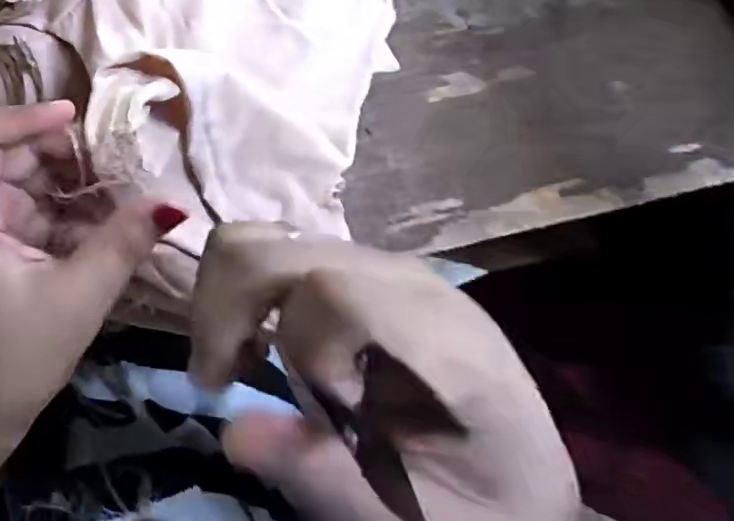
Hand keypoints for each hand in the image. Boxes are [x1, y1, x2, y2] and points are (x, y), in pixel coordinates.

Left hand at [0, 102, 183, 520]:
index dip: (26, 115)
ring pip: (34, 174)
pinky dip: (75, 204)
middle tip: (115, 162)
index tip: (74, 117)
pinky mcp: (13, 238)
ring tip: (120, 187)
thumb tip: (170, 202)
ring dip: (75, 177)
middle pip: (16, 149)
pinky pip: (45, 203)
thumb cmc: (18, 352)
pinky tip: (109, 216)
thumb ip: (121, 244)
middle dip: (64, 149)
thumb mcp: (77, 296)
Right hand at [190, 224, 576, 520]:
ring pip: (254, 238)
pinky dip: (235, 289)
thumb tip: (234, 436)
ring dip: (220, 299)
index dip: (305, 349)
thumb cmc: (483, 503)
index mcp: (444, 337)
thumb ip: (333, 481)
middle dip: (224, 315)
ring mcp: (365, 257)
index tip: (317, 414)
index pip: (338, 295)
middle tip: (214, 382)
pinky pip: (264, 247)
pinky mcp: (340, 257)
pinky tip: (251, 339)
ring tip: (230, 360)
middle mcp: (399, 275)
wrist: (519, 464)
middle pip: (274, 252)